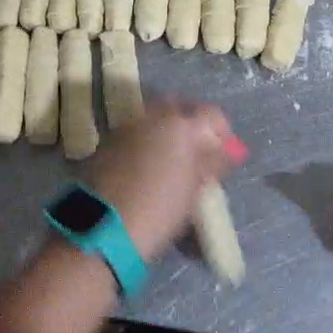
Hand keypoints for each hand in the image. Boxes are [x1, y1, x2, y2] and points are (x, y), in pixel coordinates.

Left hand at [83, 100, 244, 260]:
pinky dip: (147, 140)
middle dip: (193, 123)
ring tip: (174, 160)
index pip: (212, 114)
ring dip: (168, 130)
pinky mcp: (109, 139)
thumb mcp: (195, 189)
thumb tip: (226, 149)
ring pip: (155, 116)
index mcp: (181, 124)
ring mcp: (128, 124)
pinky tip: (149, 165)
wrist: (106, 225)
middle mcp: (153, 114)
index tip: (225, 151)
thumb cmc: (160, 208)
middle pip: (180, 107)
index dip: (222, 131)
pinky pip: (136, 130)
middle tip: (199, 151)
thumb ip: (213, 162)